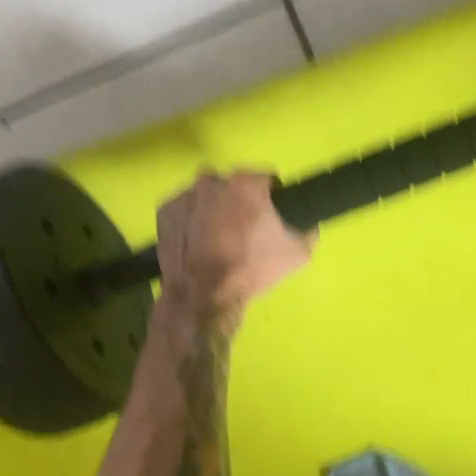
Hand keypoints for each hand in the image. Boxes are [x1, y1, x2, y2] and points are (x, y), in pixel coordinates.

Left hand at [154, 170, 311, 324]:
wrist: (203, 296)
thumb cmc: (252, 270)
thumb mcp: (297, 255)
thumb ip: (309, 231)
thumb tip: (309, 224)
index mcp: (246, 184)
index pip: (267, 179)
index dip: (274, 198)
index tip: (272, 217)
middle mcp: (212, 180)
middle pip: (235, 185)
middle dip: (242, 202)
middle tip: (245, 231)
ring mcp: (185, 194)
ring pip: (208, 195)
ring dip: (216, 209)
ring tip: (219, 239)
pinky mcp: (165, 211)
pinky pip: (187, 209)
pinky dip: (193, 221)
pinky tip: (199, 244)